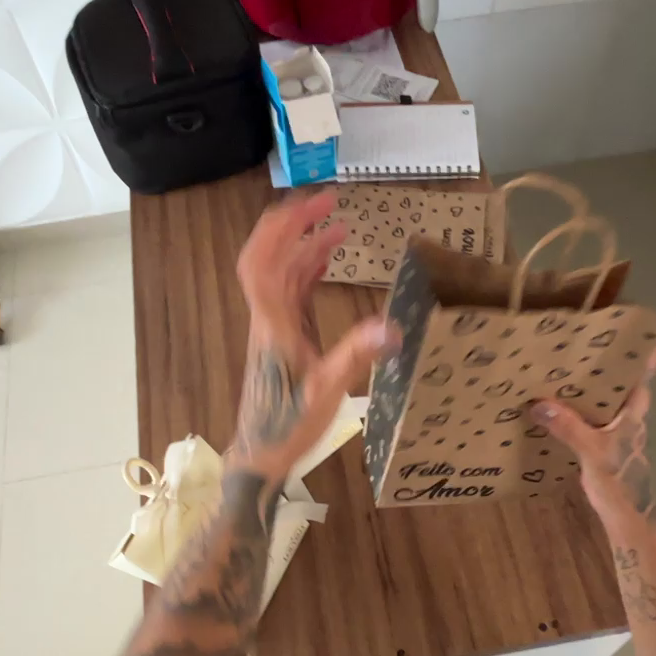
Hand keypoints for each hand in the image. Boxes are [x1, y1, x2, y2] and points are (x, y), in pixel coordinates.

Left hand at [231, 192, 398, 477]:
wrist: (260, 454)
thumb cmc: (288, 425)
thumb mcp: (327, 392)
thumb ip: (356, 357)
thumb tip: (394, 327)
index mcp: (273, 324)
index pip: (263, 262)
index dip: (281, 228)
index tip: (312, 205)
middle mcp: (269, 318)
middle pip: (271, 257)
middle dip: (296, 224)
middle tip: (330, 201)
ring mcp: (274, 327)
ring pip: (282, 273)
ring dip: (304, 245)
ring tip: (338, 225)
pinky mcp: (282, 338)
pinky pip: (292, 294)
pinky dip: (308, 272)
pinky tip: (327, 262)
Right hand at [530, 347, 655, 528]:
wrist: (627, 517)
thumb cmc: (620, 480)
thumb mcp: (592, 451)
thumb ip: (567, 427)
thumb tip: (538, 403)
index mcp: (633, 412)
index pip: (643, 375)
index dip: (643, 352)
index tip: (636, 328)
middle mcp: (627, 418)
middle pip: (622, 384)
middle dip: (609, 364)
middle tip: (586, 341)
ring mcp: (615, 433)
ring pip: (605, 402)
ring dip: (590, 387)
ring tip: (563, 368)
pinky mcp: (602, 446)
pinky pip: (589, 420)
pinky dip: (576, 410)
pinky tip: (555, 407)